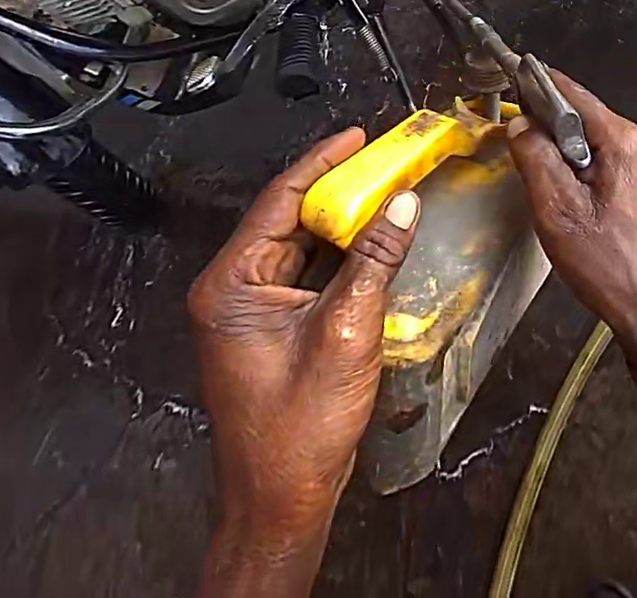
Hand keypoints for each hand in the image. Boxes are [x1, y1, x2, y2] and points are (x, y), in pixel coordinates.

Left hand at [188, 128, 420, 595]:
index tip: (356, 137)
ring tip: (381, 190)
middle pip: (290, 217)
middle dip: (336, 189)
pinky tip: (371, 238)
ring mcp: (253, 305)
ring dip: (341, 220)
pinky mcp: (274, 321)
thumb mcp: (346, 330)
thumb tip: (404, 205)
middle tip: (378, 161)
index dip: (321, 163)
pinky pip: (309, 270)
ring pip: (302, 243)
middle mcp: (235, 286)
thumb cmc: (300, 426)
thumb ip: (375, 261)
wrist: (282, 499)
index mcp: (232, 282)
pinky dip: (340, 252)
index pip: (280, 201)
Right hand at [505, 70, 636, 336]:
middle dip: (541, 119)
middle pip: (577, 113)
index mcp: (620, 140)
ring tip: (526, 160)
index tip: (506, 79)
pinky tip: (552, 184)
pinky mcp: (631, 184)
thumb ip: (535, 157)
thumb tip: (520, 123)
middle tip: (510, 134)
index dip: (535, 84)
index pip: (571, 92)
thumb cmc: (607, 262)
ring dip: (552, 144)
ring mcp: (635, 164)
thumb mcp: (558, 209)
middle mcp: (633, 143)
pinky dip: (567, 163)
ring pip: (582, 138)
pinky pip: (591, 158)